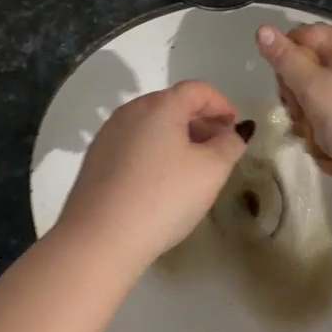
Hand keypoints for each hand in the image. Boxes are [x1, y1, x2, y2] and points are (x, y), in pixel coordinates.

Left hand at [55, 81, 248, 268]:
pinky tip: (160, 181)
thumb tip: (235, 131)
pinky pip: (134, 143)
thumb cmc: (163, 198)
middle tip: (219, 147)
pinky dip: (154, 151)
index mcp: (160, 105)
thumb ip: (230, 144)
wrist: (98, 240)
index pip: (198, 90)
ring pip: (152, 124)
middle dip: (201, 121)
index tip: (235, 128)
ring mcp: (109, 134)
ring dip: (177, 136)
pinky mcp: (95, 159)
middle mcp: (131, 110)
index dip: (222, 104)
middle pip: (173, 104)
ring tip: (192, 166)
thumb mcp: (211, 171)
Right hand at [256, 23, 331, 176]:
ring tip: (314, 135)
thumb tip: (261, 29)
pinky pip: (328, 107)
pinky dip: (322, 125)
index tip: (287, 89)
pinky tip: (325, 143)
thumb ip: (284, 59)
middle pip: (305, 66)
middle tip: (302, 116)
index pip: (300, 37)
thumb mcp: (311, 87)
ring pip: (313, 91)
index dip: (285, 62)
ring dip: (307, 116)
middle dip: (297, 96)